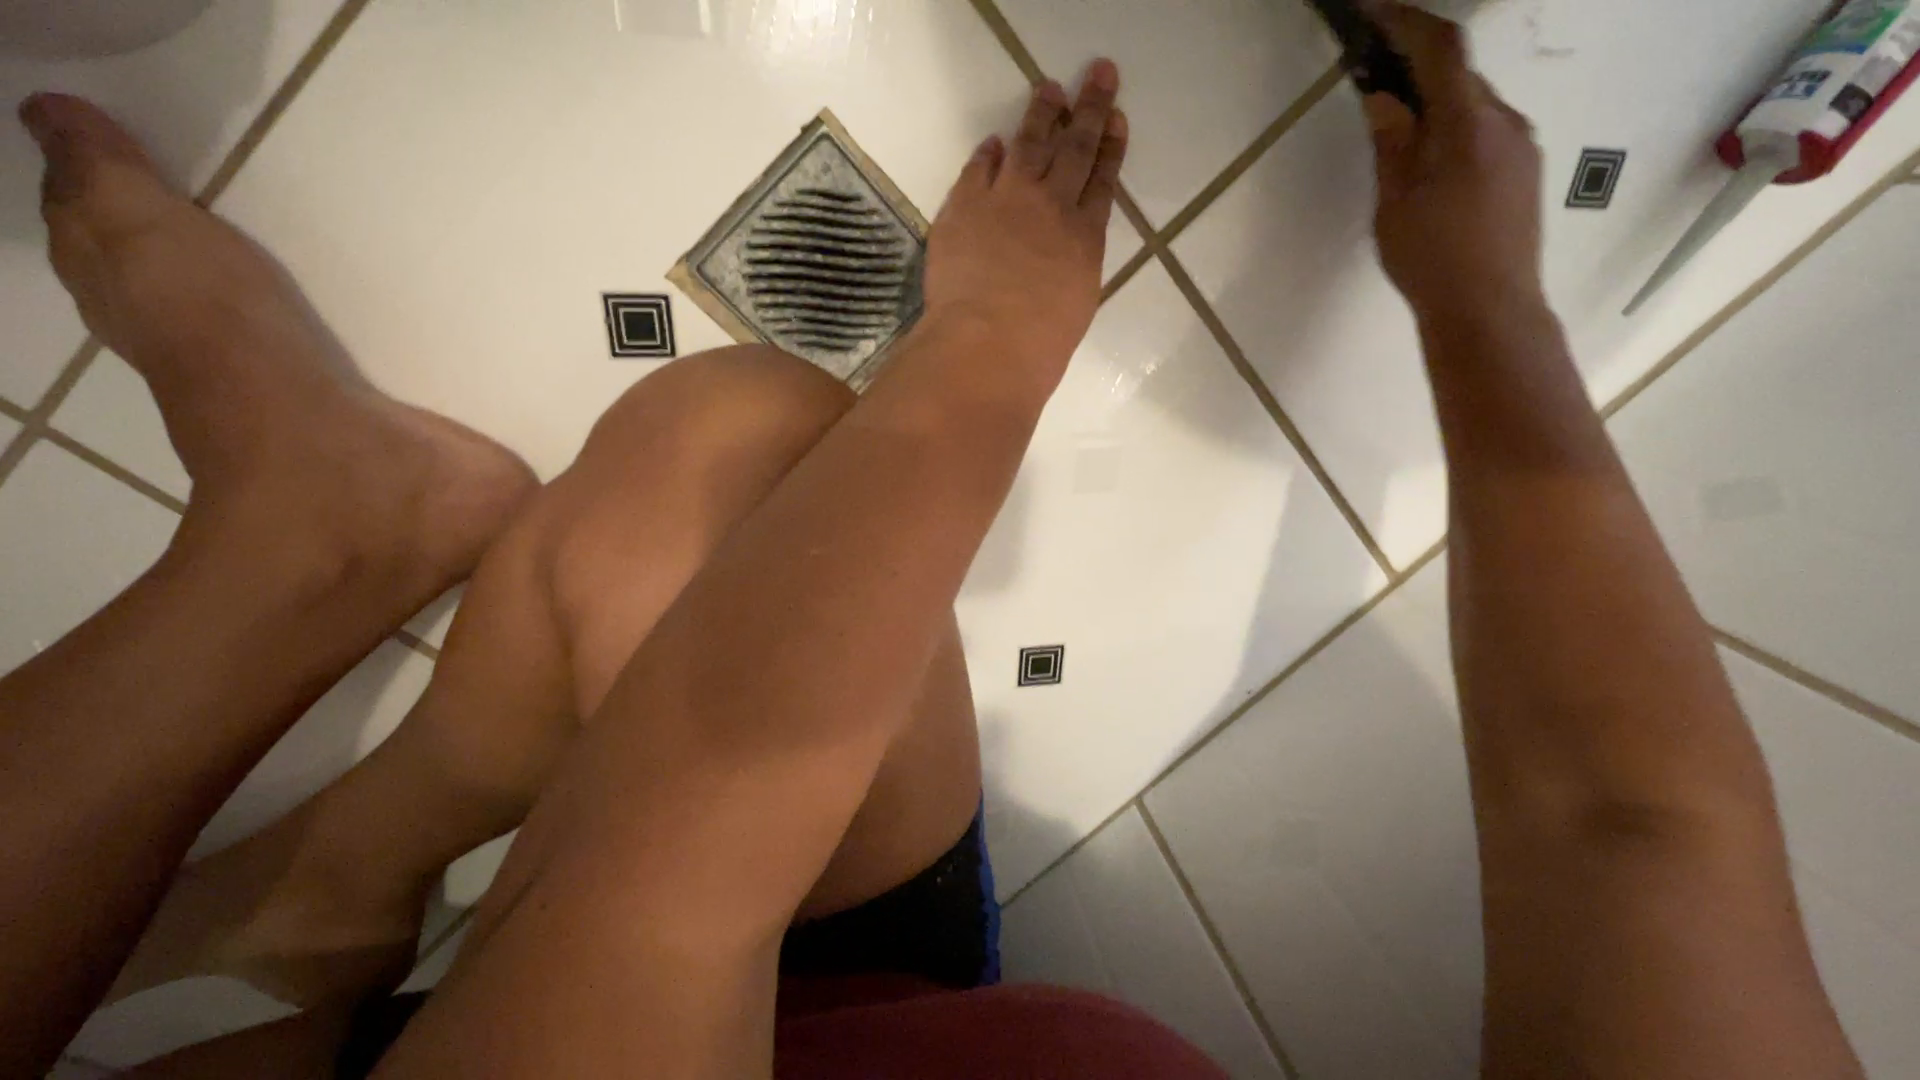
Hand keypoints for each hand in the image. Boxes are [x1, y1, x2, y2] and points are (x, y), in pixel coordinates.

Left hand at [922, 60, 1127, 381]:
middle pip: (1075, 148)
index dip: (1111, 146)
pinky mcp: (964, 205)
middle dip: (1089, 110)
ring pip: (1029, 145)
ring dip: (1040, 115)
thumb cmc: (1039, 343)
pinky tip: (994, 144)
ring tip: (1048, 91)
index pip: (1102, 180)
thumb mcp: (1075, 304)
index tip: (1117, 118)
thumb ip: (1072, 266)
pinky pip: (978, 169)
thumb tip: (1059, 251)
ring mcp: (1006, 199)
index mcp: (1084, 237)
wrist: (987, 341)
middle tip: (1097, 76)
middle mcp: (1051, 206)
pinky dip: (988, 154)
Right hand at [1364, 4, 1544, 323]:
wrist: (1490, 310)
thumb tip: (1383, 96)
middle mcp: (1505, 122)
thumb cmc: (1431, 259)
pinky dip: (1453, 130)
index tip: (1371, 12)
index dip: (1405, 22)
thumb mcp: (1395, 203)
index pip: (1441, 49)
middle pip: (1458, 77)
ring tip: (1397, 133)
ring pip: (1473, 107)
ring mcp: (1522, 147)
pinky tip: (1429, 164)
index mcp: (1467, 124)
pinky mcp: (1525, 173)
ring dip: (1435, 106)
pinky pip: (1486, 133)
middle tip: (1374, 82)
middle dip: (1416, 70)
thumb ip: (1392, 143)